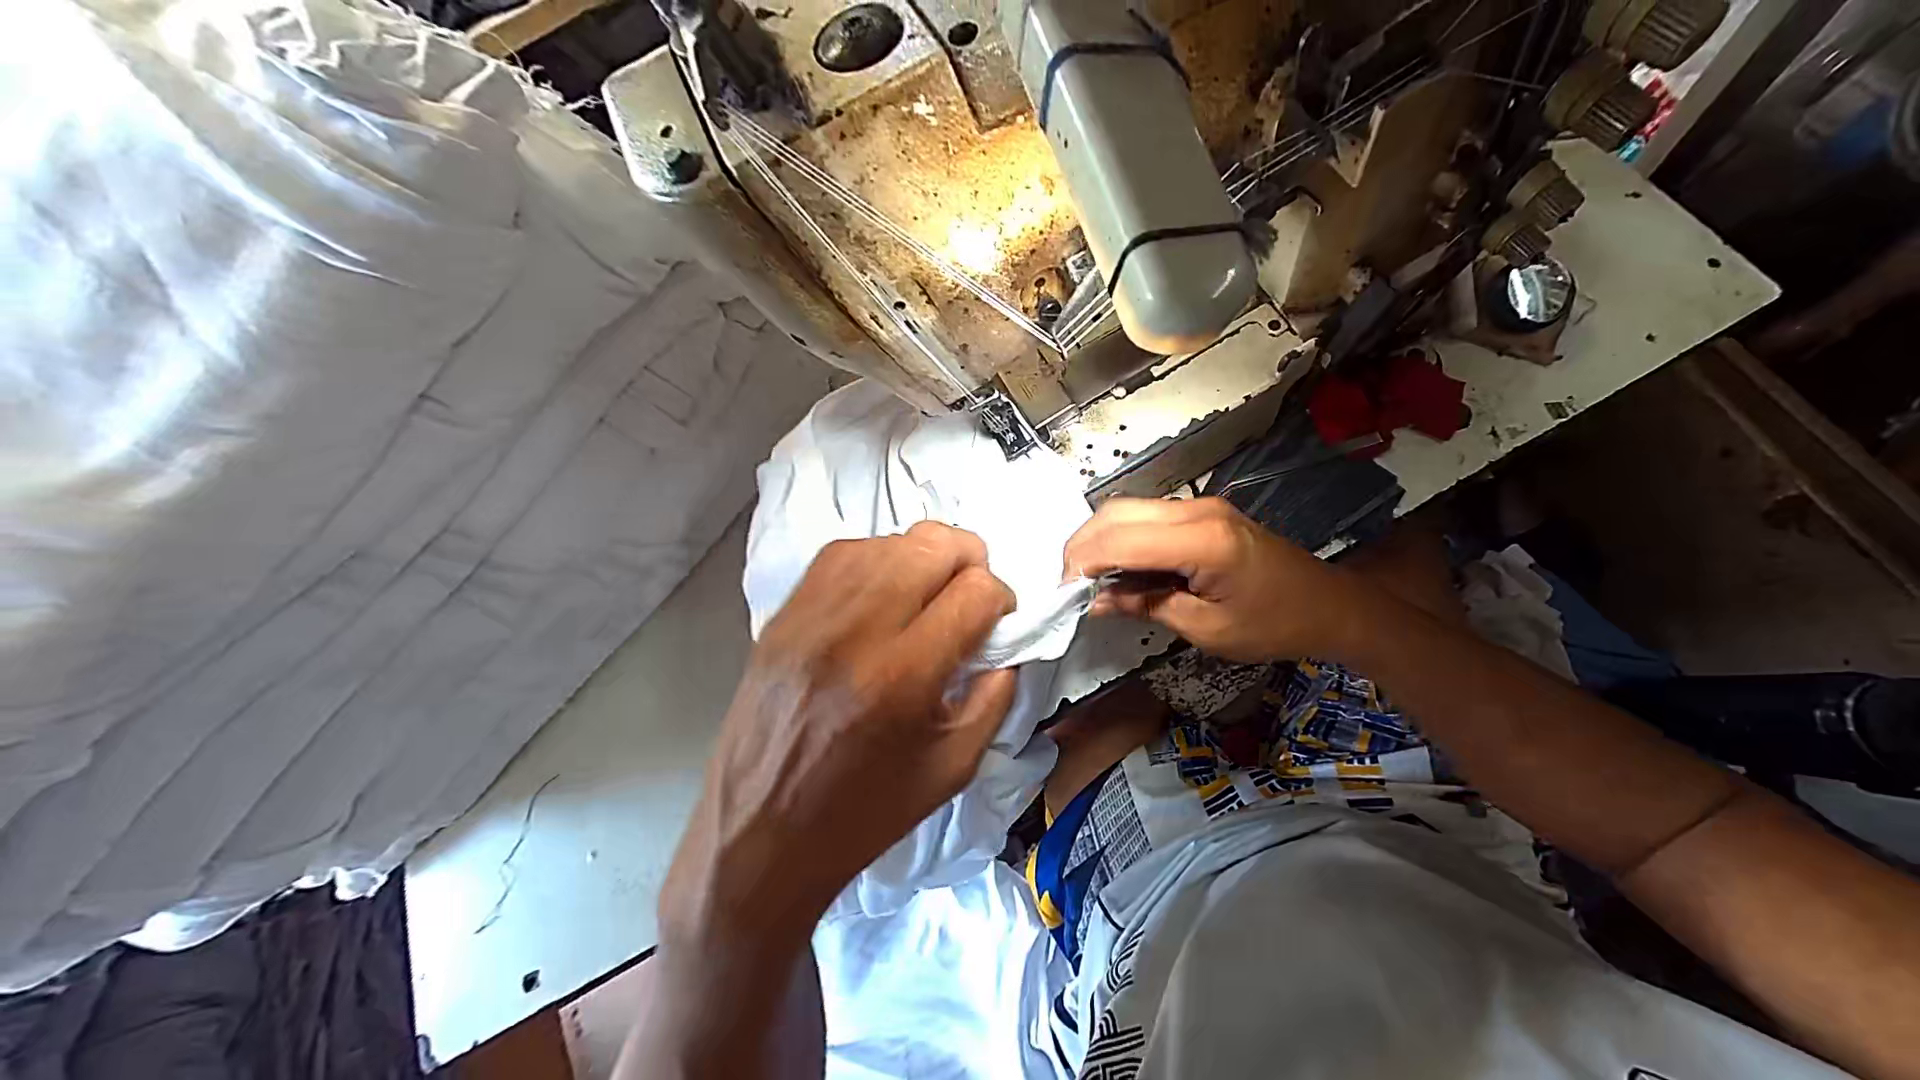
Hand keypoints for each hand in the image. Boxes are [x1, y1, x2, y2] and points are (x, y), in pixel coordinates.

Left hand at [660, 522, 1019, 950]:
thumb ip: (993, 696)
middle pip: (933, 545)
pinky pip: (840, 554)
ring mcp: (811, 616)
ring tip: (929, 591)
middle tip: (969, 597)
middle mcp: (855, 631)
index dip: (1001, 600)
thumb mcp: (952, 768)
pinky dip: (876, 560)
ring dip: (923, 557)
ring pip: (887, 540)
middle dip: (969, 562)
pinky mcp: (782, 615)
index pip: (975, 592)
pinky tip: (884, 589)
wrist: (759, 836)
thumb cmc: (862, 814)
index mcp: (903, 676)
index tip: (998, 621)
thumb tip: (1005, 643)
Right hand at [1063, 497, 1363, 661]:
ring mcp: (1199, 506)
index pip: (1120, 540)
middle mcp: (1196, 510)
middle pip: (1116, 512)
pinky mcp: (1201, 513)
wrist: (1329, 605)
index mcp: (1202, 541)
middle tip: (1068, 585)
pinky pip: (1145, 516)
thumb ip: (1146, 606)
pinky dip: (1120, 537)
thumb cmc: (1274, 625)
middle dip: (1081, 546)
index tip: (1064, 595)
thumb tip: (1096, 600)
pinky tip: (1115, 566)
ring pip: (1126, 508)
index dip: (1083, 564)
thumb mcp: (1205, 628)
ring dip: (1098, 539)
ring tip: (1086, 578)